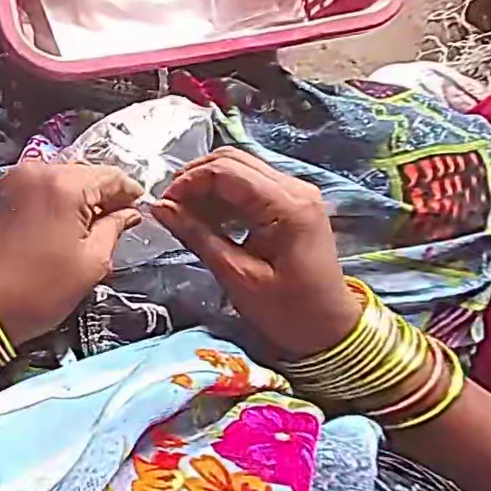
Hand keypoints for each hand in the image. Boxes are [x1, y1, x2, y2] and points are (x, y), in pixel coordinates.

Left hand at [0, 161, 144, 344]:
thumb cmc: (39, 289)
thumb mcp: (91, 262)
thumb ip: (115, 228)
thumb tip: (129, 213)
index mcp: (64, 185)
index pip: (111, 176)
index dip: (130, 193)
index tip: (140, 210)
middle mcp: (39, 170)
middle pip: (86, 172)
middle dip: (104, 194)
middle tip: (118, 221)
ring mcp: (17, 178)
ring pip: (65, 176)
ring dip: (81, 197)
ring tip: (91, 226)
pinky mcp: (4, 190)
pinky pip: (44, 184)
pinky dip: (58, 198)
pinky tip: (66, 222)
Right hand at [149, 148, 360, 357]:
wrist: (331, 330)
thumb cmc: (287, 311)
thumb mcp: (236, 276)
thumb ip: (197, 235)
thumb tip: (159, 208)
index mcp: (286, 205)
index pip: (225, 171)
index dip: (188, 182)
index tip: (163, 204)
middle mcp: (295, 188)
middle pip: (232, 160)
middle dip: (194, 179)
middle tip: (170, 207)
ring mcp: (295, 193)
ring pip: (239, 168)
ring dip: (206, 186)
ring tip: (184, 214)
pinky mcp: (291, 203)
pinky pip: (249, 185)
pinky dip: (222, 196)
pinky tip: (207, 217)